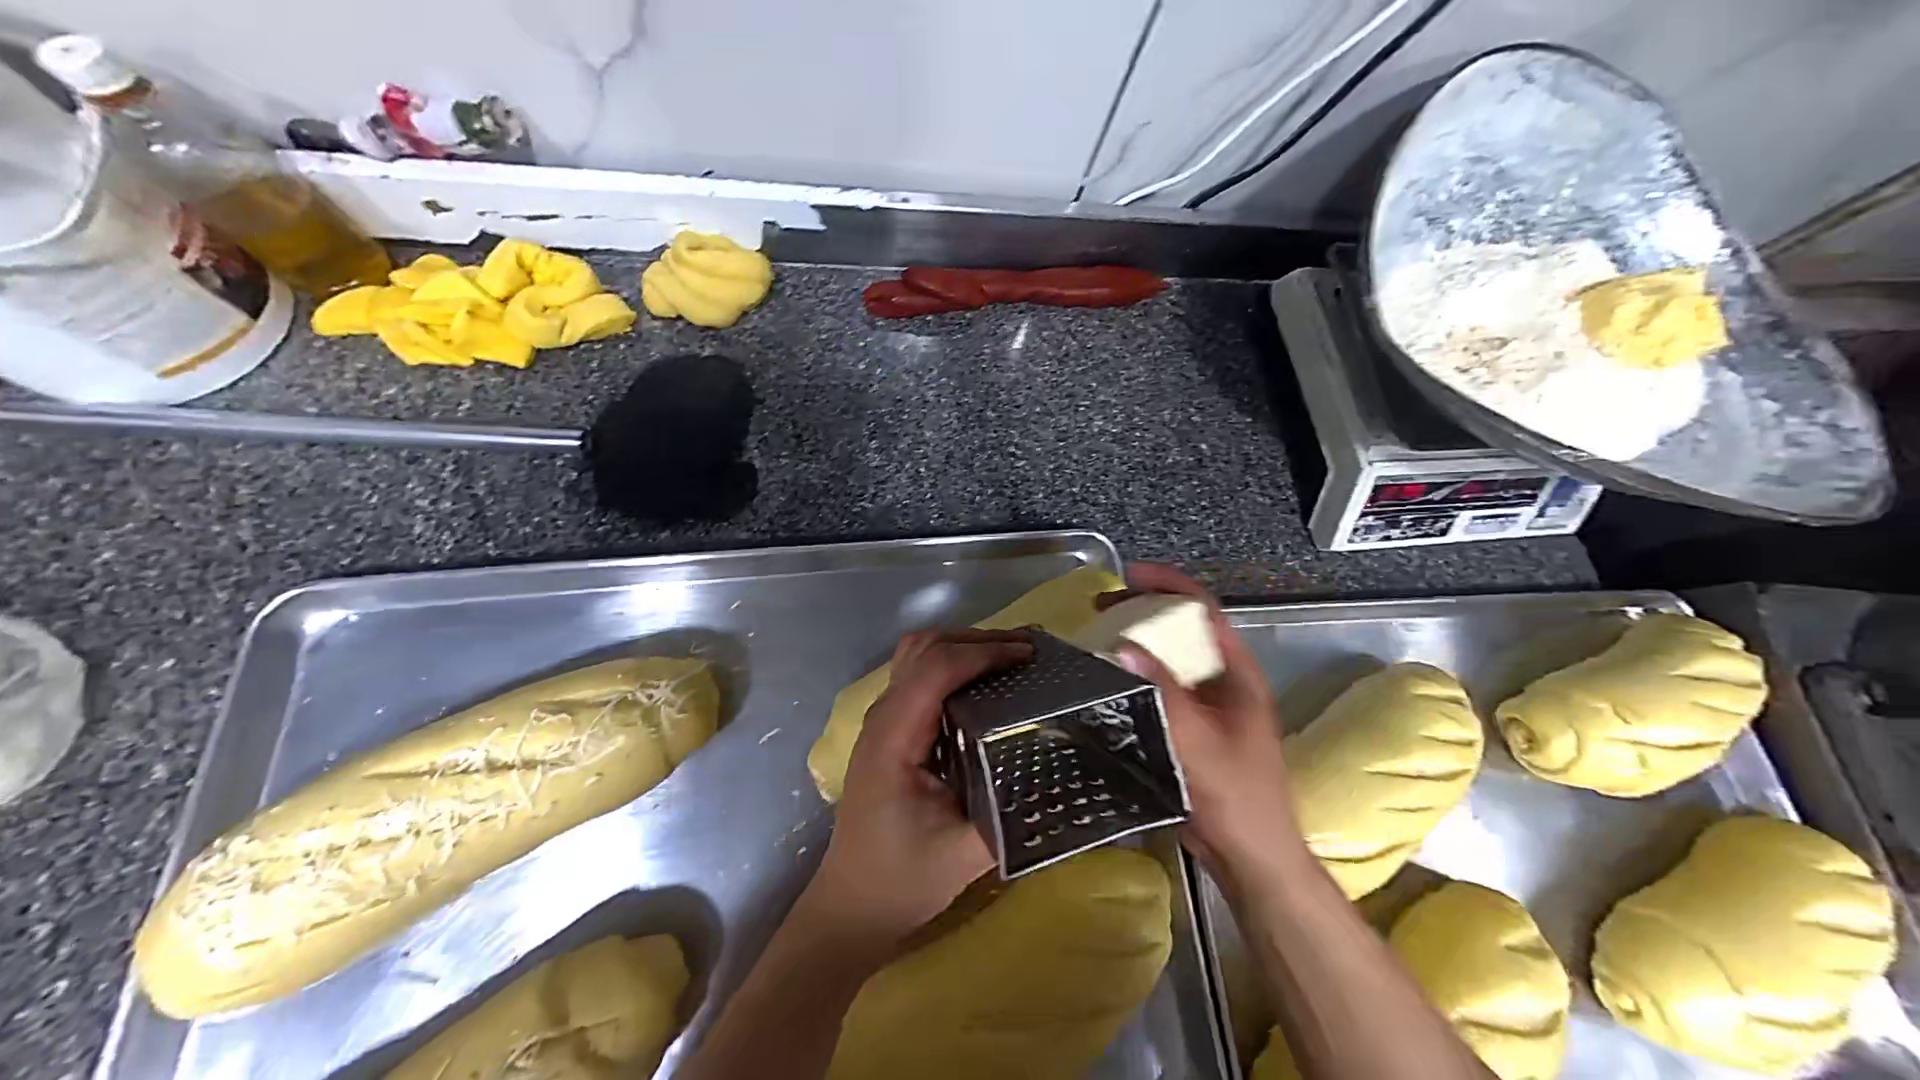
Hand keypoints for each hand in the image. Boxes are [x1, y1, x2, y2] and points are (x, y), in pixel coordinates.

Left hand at [798, 628, 1032, 957]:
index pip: (935, 669)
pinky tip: (986, 683)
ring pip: (919, 655)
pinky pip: (920, 676)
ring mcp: (883, 721)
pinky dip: (954, 664)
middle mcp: (883, 717)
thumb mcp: (964, 852)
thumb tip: (1058, 767)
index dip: (983, 652)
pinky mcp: (891, 730)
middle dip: (977, 640)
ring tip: (1011, 658)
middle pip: (924, 648)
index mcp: (894, 738)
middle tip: (1028, 651)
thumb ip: (1010, 810)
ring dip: (963, 647)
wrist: (854, 905)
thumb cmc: (903, 879)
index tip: (1029, 656)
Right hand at [1101, 563, 1308, 884]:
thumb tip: (1122, 645)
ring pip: (1168, 659)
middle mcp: (1221, 681)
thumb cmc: (1235, 795)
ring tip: (1096, 639)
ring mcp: (1207, 705)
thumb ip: (1162, 692)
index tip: (1127, 577)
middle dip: (1143, 611)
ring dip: (1136, 643)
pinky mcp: (1190, 728)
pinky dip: (1134, 676)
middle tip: (1099, 609)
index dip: (1168, 585)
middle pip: (1182, 629)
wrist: (1250, 854)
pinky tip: (1106, 682)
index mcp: (1236, 673)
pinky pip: (1159, 688)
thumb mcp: (1198, 740)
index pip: (1203, 610)